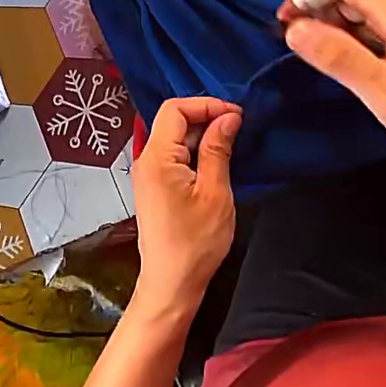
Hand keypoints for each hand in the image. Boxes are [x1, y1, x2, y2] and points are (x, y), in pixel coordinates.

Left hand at [130, 97, 241, 317]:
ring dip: (202, 134)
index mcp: (156, 158)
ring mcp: (147, 173)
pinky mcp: (154, 185)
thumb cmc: (195, 243)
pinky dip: (195, 150)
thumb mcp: (215, 192)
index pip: (174, 109)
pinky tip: (217, 159)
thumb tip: (228, 117)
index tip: (236, 115)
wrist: (171, 281)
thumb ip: (218, 149)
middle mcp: (145, 160)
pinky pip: (173, 155)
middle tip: (239, 127)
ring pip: (174, 137)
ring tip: (232, 142)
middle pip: (173, 120)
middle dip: (206, 116)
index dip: (206, 104)